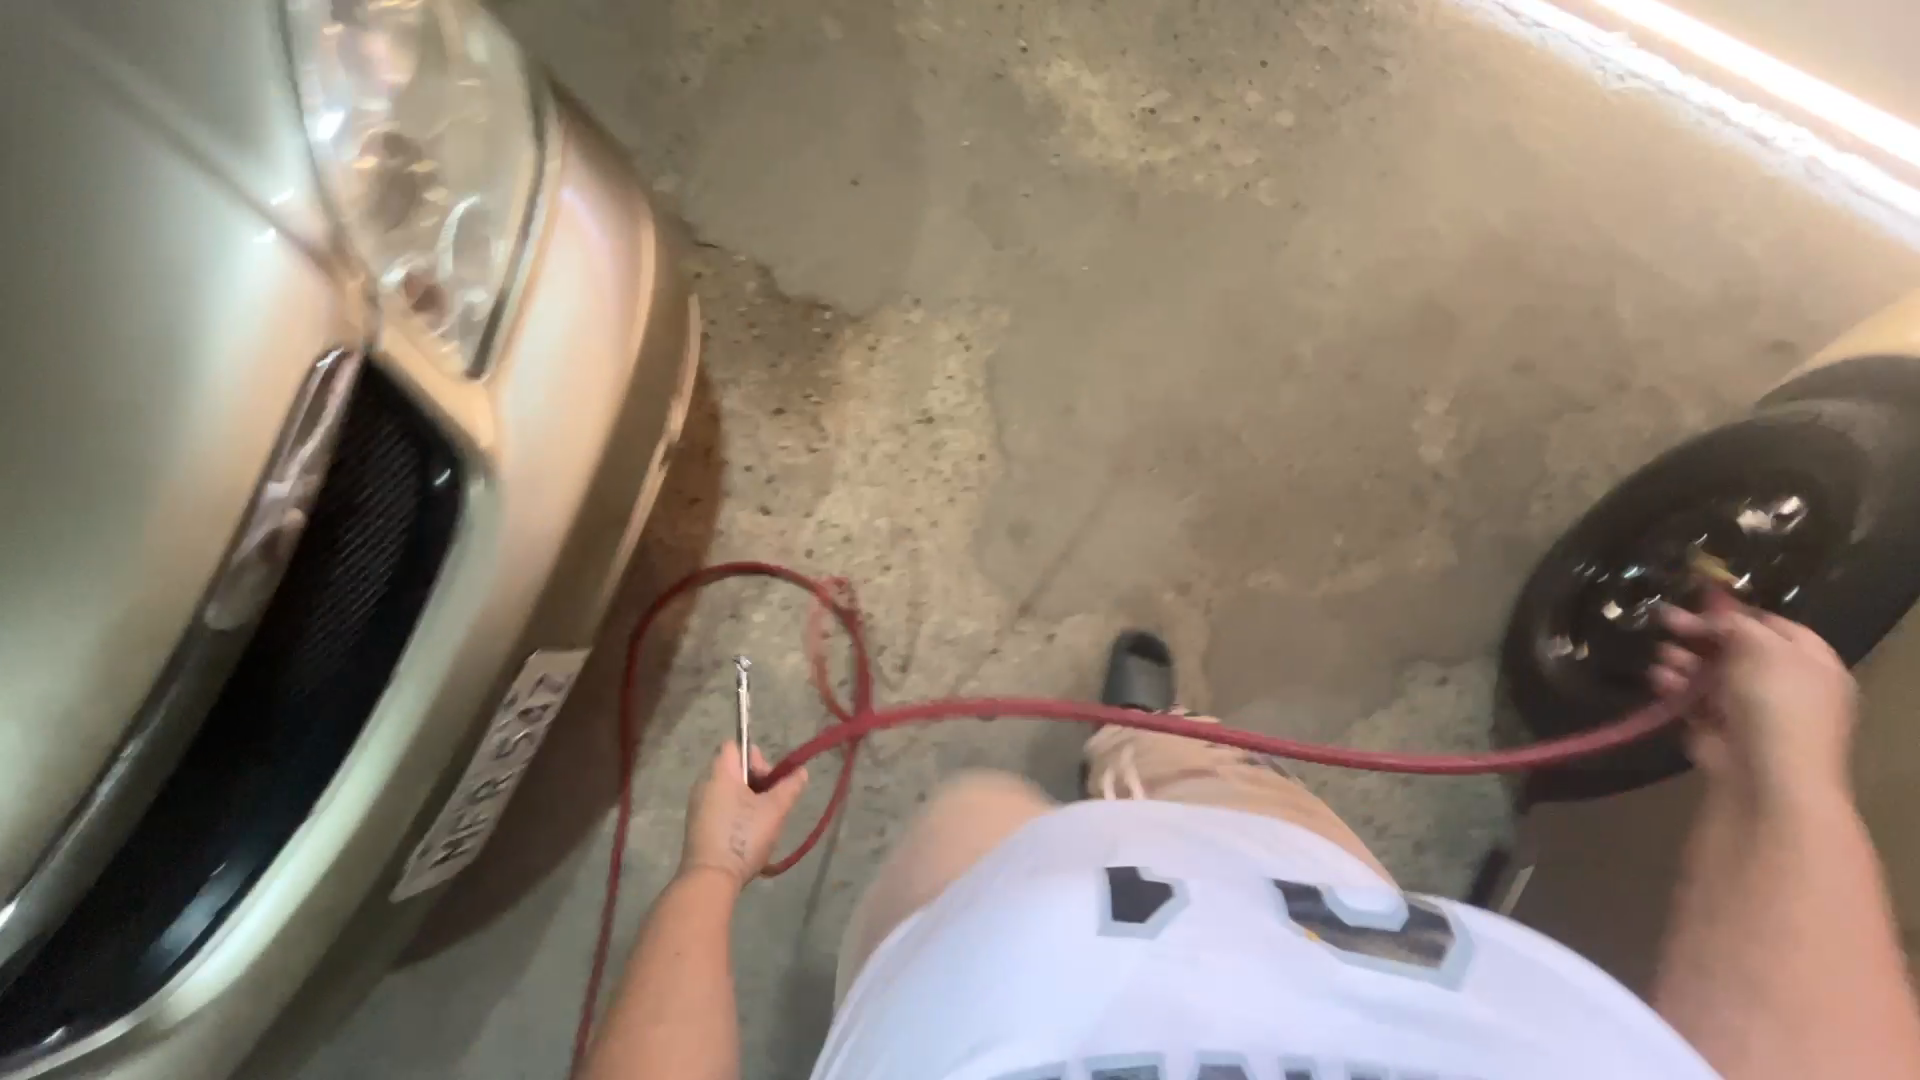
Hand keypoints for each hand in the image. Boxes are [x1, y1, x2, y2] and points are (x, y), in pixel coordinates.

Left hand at [678, 742, 807, 890]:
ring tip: (761, 821)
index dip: (755, 756)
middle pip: (733, 767)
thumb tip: (801, 771)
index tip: (767, 779)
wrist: (710, 879)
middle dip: (755, 780)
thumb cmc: (743, 837)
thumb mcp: (775, 809)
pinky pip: (719, 807)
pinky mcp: (696, 826)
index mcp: (720, 773)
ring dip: (747, 799)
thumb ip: (790, 786)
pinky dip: (734, 813)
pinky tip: (746, 834)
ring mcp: (697, 806)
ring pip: (727, 789)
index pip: (734, 745)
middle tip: (769, 801)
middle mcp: (704, 784)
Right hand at [1651, 590, 1856, 806]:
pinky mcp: (1715, 722)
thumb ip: (1735, 624)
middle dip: (1699, 634)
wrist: (1764, 768)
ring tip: (1662, 657)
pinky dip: (1673, 686)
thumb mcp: (1762, 649)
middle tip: (1664, 619)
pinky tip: (1659, 680)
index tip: (1697, 602)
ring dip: (1681, 660)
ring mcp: (1748, 704)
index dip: (1736, 613)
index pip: (1773, 626)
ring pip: (1706, 670)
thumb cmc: (1775, 702)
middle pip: (1734, 647)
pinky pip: (1690, 696)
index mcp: (1808, 662)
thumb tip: (1712, 613)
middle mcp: (1781, 681)